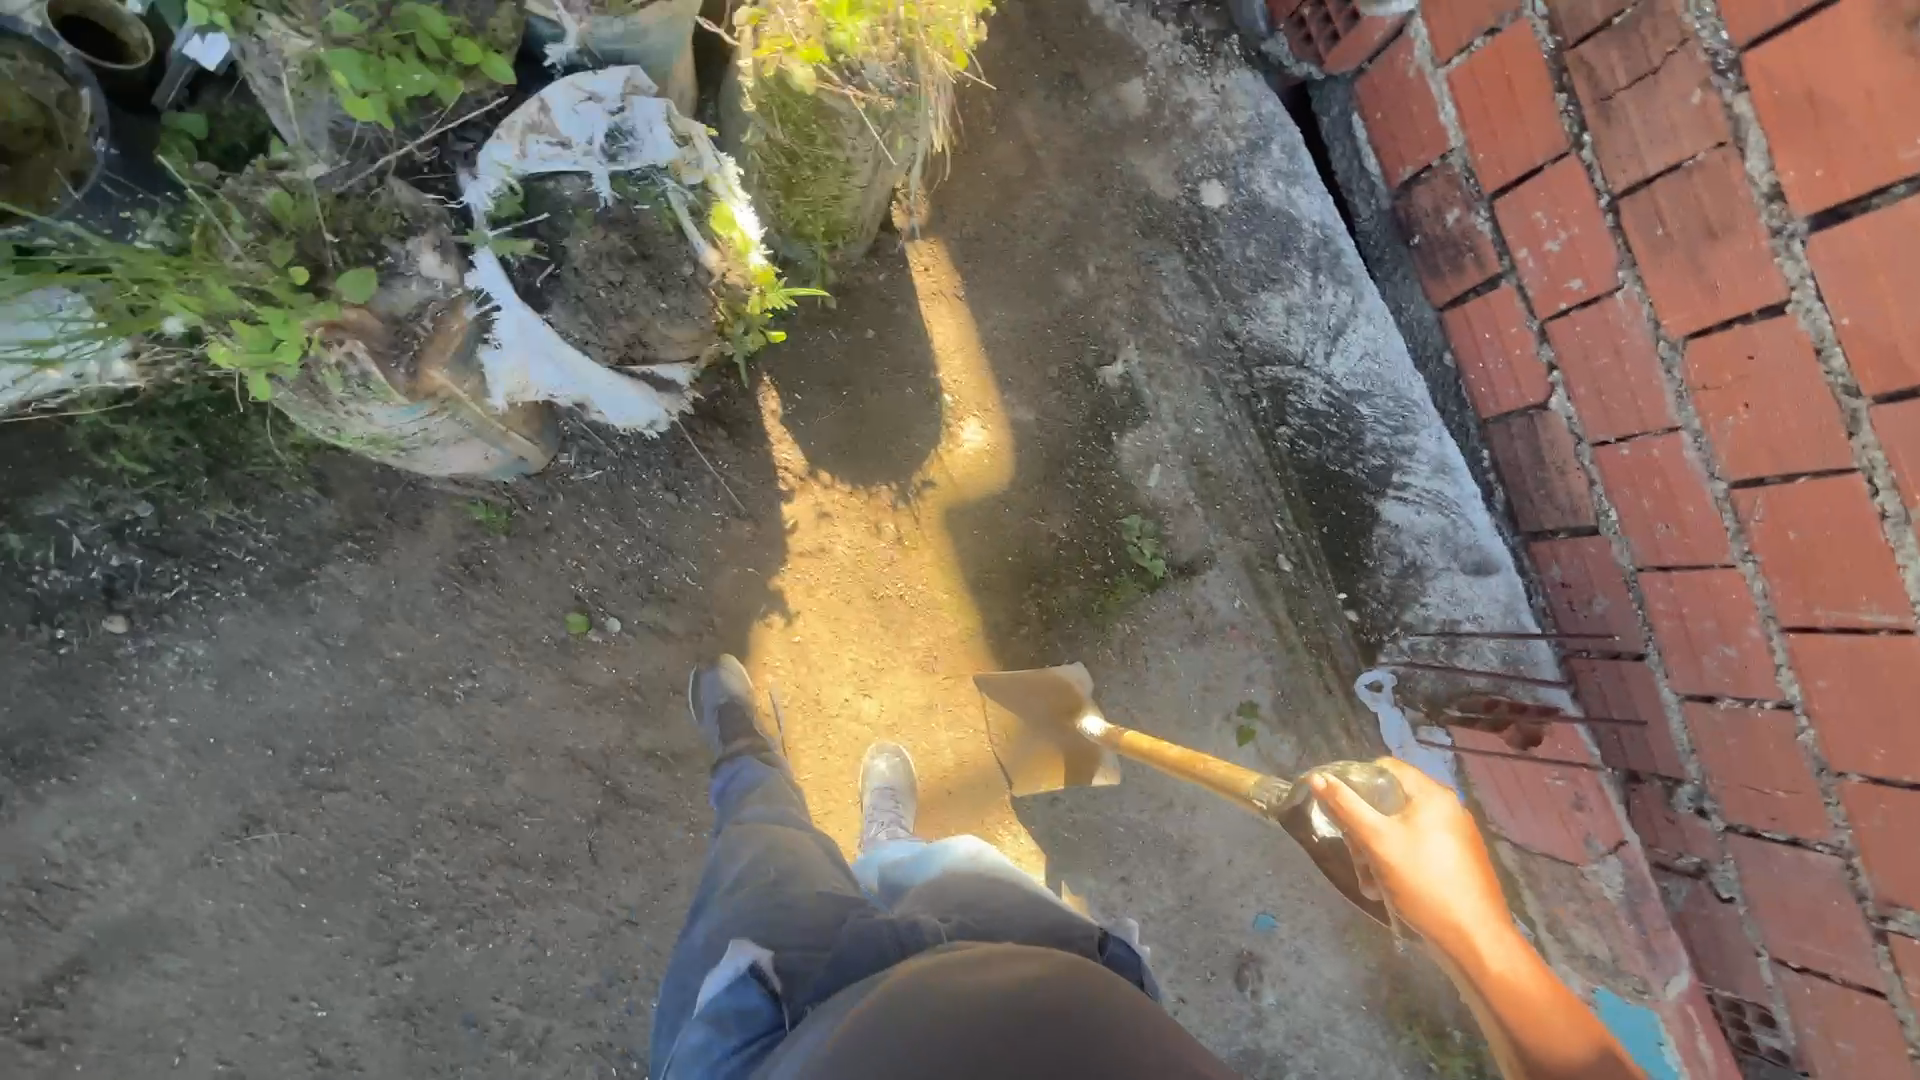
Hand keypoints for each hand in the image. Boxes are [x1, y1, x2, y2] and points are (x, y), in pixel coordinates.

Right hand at [1310, 757, 1510, 955]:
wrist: (1475, 941)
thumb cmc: (1423, 882)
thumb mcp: (1376, 841)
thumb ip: (1345, 805)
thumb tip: (1318, 777)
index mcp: (1432, 795)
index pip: (1384, 767)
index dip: (1355, 780)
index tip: (1336, 804)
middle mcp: (1447, 809)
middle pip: (1389, 800)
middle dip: (1363, 825)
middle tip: (1354, 852)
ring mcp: (1454, 836)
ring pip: (1399, 827)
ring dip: (1375, 848)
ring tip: (1368, 878)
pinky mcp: (1456, 860)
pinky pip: (1416, 846)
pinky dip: (1395, 860)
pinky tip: (1385, 887)